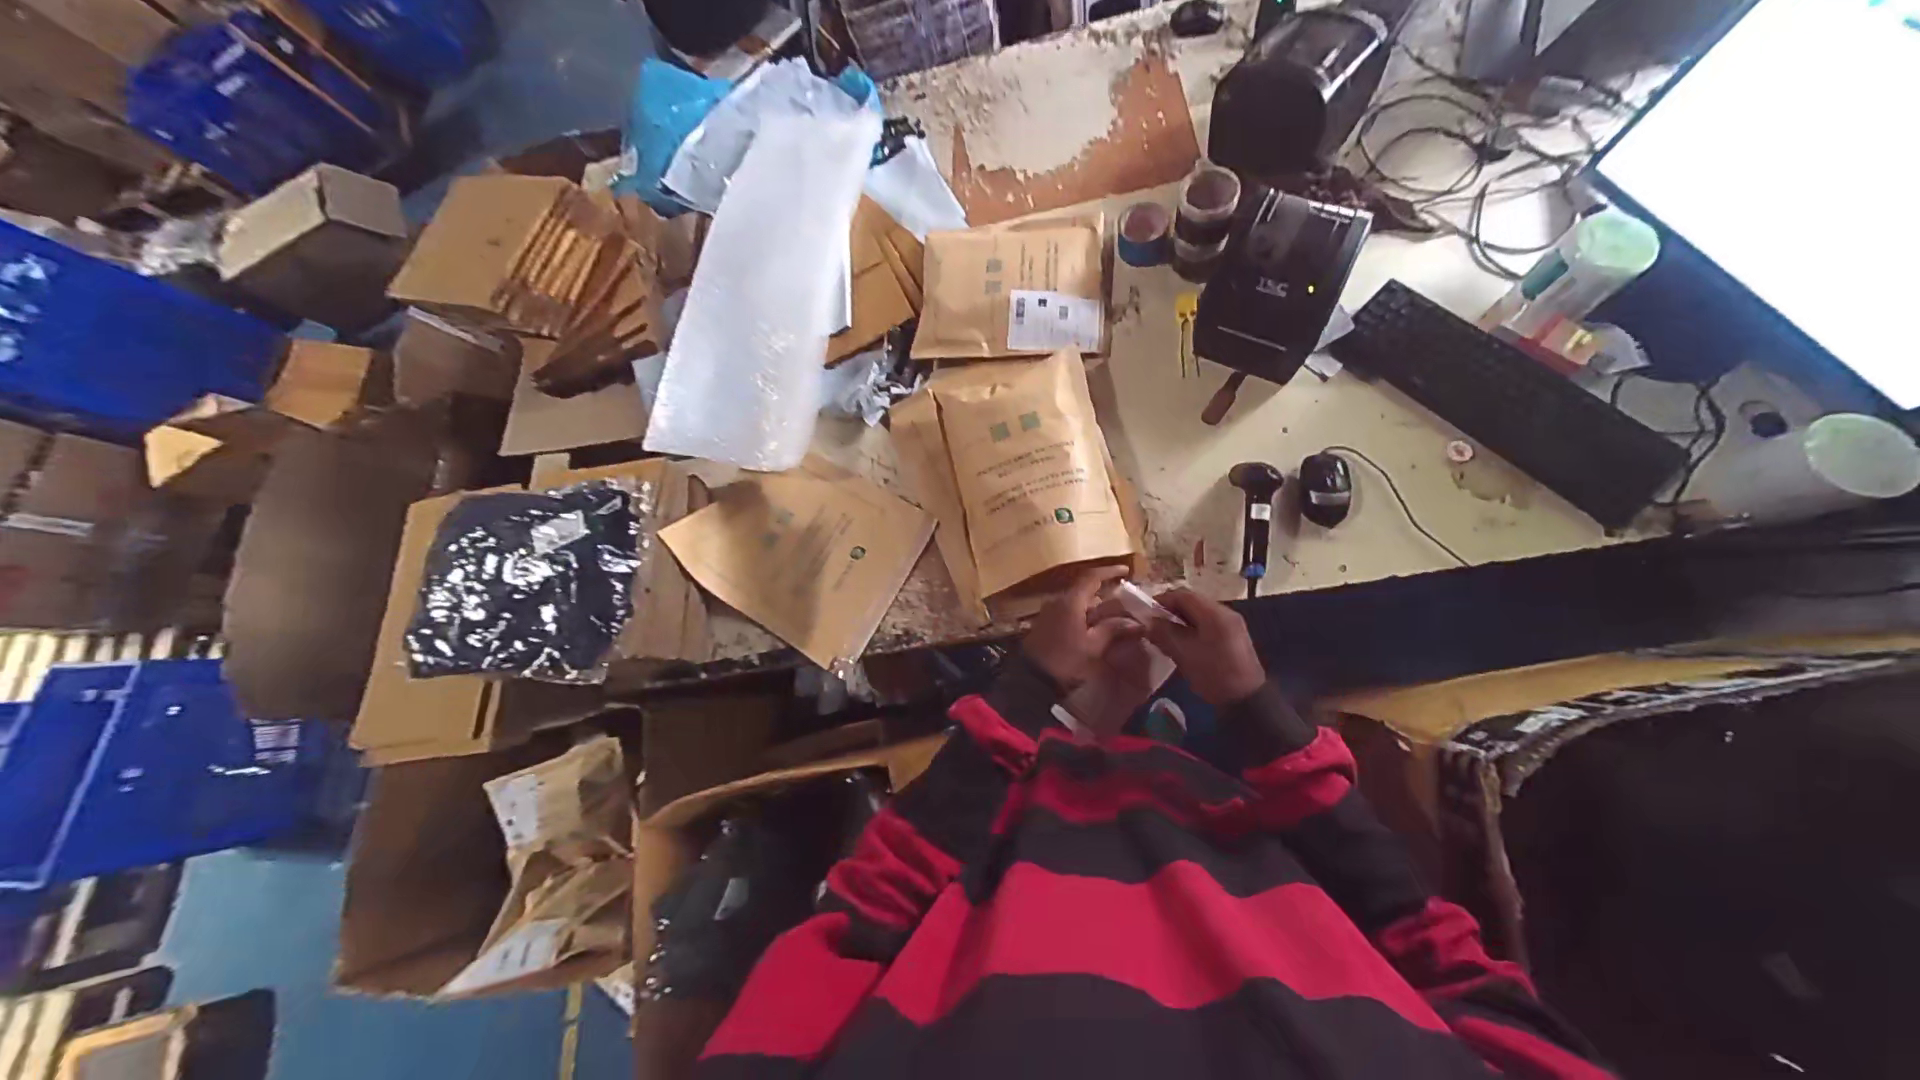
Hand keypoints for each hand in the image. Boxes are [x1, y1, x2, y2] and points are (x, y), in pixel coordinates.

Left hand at [1021, 566, 1142, 690]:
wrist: (1032, 677)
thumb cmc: (1065, 659)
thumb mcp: (1093, 646)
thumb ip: (1113, 630)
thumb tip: (1134, 623)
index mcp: (1071, 601)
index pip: (1091, 577)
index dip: (1109, 571)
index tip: (1125, 570)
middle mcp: (1058, 600)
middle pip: (1084, 588)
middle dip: (1104, 591)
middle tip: (1123, 597)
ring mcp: (1050, 611)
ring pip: (1076, 600)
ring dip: (1094, 604)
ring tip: (1113, 613)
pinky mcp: (1046, 622)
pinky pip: (1068, 610)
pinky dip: (1084, 613)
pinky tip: (1094, 625)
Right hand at [1139, 588, 1265, 704]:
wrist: (1246, 700)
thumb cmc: (1213, 674)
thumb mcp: (1183, 653)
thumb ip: (1163, 633)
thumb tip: (1147, 622)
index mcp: (1214, 613)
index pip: (1182, 594)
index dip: (1161, 600)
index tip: (1145, 612)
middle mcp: (1225, 612)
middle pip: (1192, 601)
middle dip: (1170, 610)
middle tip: (1154, 624)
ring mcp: (1231, 623)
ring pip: (1199, 612)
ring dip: (1180, 619)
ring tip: (1165, 634)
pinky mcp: (1233, 635)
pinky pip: (1208, 623)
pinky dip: (1192, 627)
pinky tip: (1183, 642)